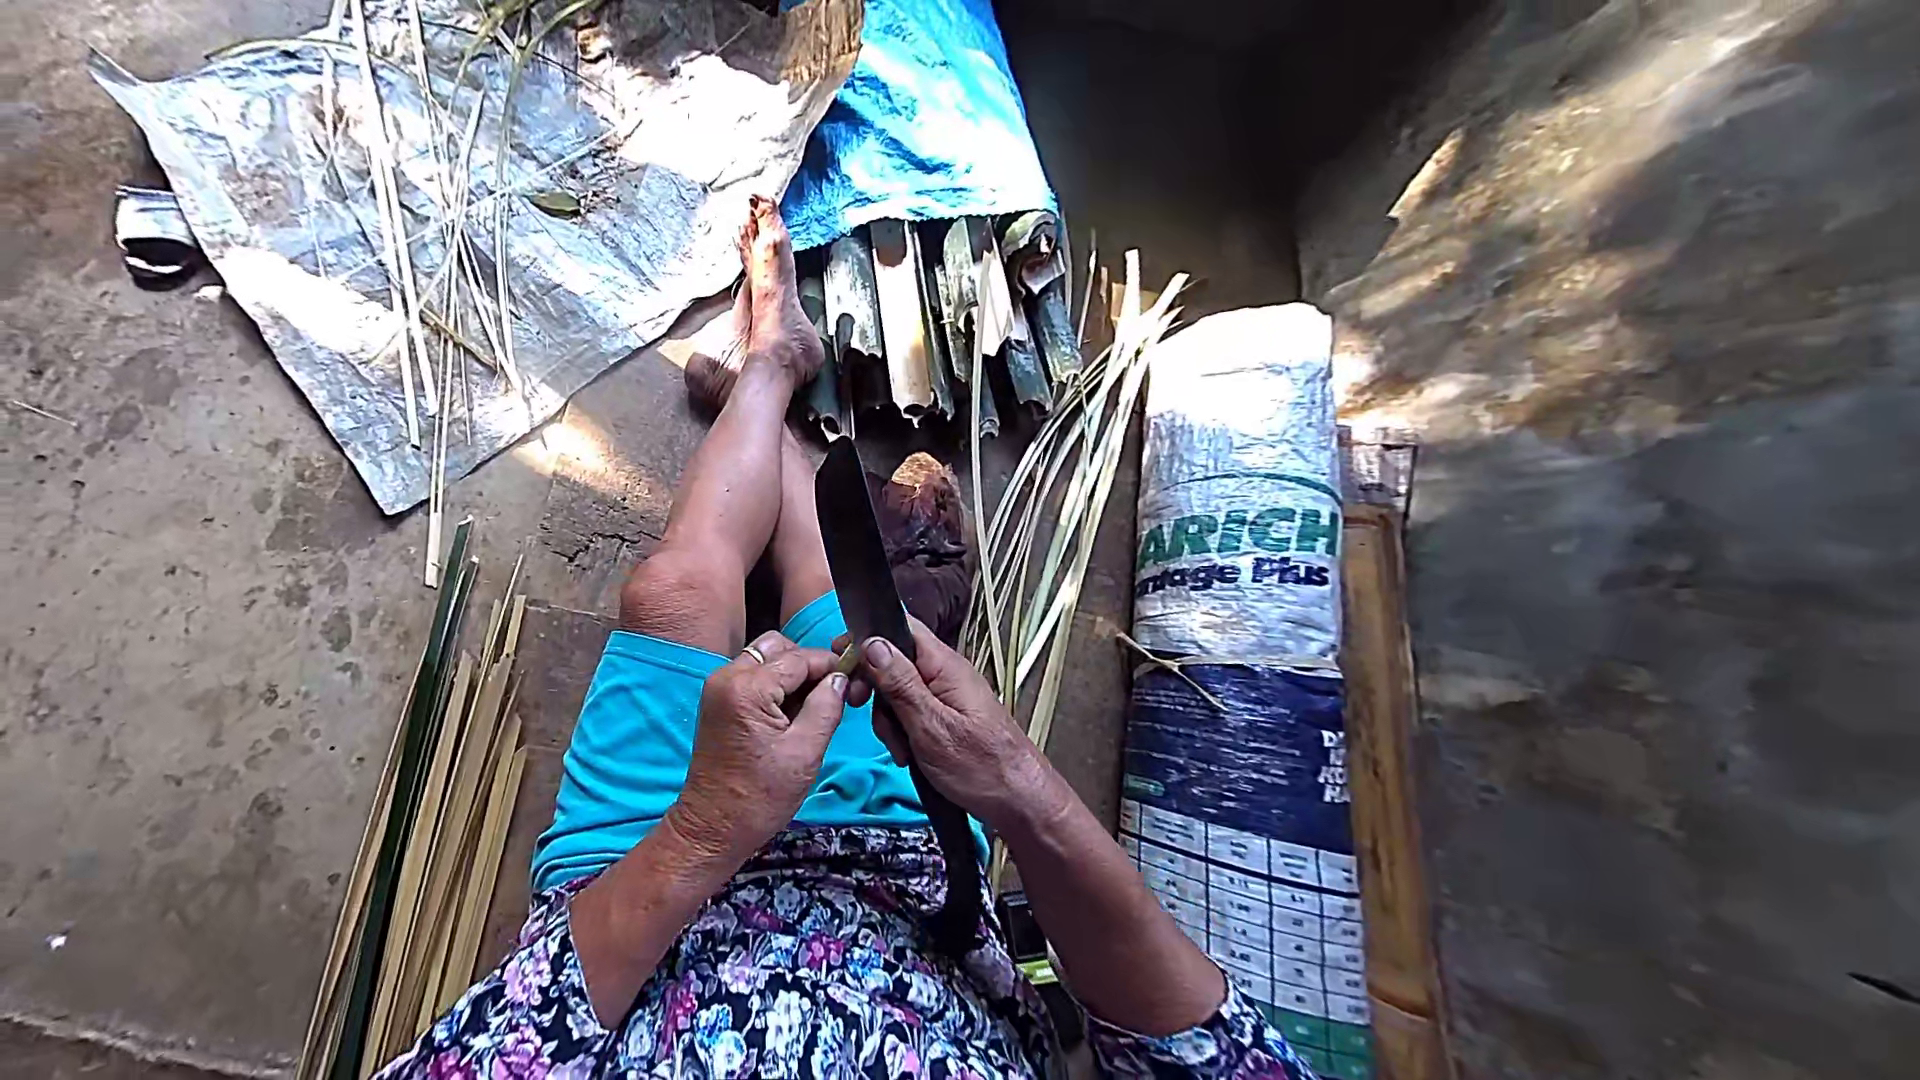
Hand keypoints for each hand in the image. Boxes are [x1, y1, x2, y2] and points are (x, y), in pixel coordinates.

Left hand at [668, 632, 847, 862]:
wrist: (712, 831)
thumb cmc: (760, 797)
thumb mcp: (806, 752)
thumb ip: (827, 706)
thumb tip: (841, 678)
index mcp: (747, 688)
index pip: (800, 657)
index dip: (832, 665)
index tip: (855, 680)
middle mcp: (727, 677)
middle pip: (779, 648)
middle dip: (810, 665)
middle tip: (832, 692)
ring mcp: (719, 688)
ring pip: (767, 658)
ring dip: (794, 673)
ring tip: (815, 703)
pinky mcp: (719, 701)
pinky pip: (755, 675)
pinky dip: (778, 684)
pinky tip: (794, 711)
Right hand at [842, 617, 1066, 834]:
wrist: (1019, 801)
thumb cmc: (980, 766)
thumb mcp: (931, 727)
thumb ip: (900, 684)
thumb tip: (872, 642)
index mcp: (944, 664)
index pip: (902, 628)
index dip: (868, 638)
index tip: (841, 660)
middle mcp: (945, 672)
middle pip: (894, 662)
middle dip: (875, 689)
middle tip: (864, 713)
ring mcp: (946, 695)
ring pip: (899, 691)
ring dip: (890, 719)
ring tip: (902, 750)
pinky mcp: (946, 717)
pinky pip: (912, 712)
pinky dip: (903, 732)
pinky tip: (909, 755)